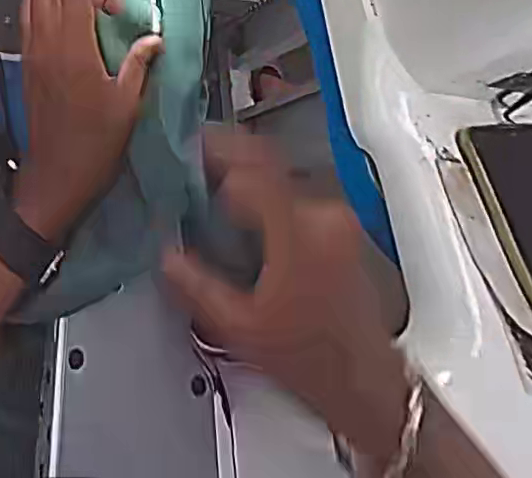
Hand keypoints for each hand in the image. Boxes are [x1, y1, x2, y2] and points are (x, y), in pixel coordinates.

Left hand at [14, 0, 161, 241]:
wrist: (55, 178)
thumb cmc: (94, 145)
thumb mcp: (127, 105)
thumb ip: (139, 64)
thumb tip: (153, 39)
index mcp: (73, 52)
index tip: (118, 9)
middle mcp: (46, 47)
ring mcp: (31, 55)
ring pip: (31, 1)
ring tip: (82, 0)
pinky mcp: (25, 66)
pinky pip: (27, 21)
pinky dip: (45, 9)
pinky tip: (68, 24)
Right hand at [162, 131, 410, 459]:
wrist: (364, 379)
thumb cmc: (310, 359)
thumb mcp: (240, 328)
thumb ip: (197, 286)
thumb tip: (168, 256)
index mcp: (298, 234)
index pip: (254, 171)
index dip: (219, 157)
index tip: (193, 153)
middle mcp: (323, 216)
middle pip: (268, 165)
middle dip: (230, 158)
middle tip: (199, 158)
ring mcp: (336, 218)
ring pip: (281, 176)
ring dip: (249, 177)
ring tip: (218, 189)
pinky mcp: (341, 224)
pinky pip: (296, 192)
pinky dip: (268, 192)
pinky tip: (248, 211)